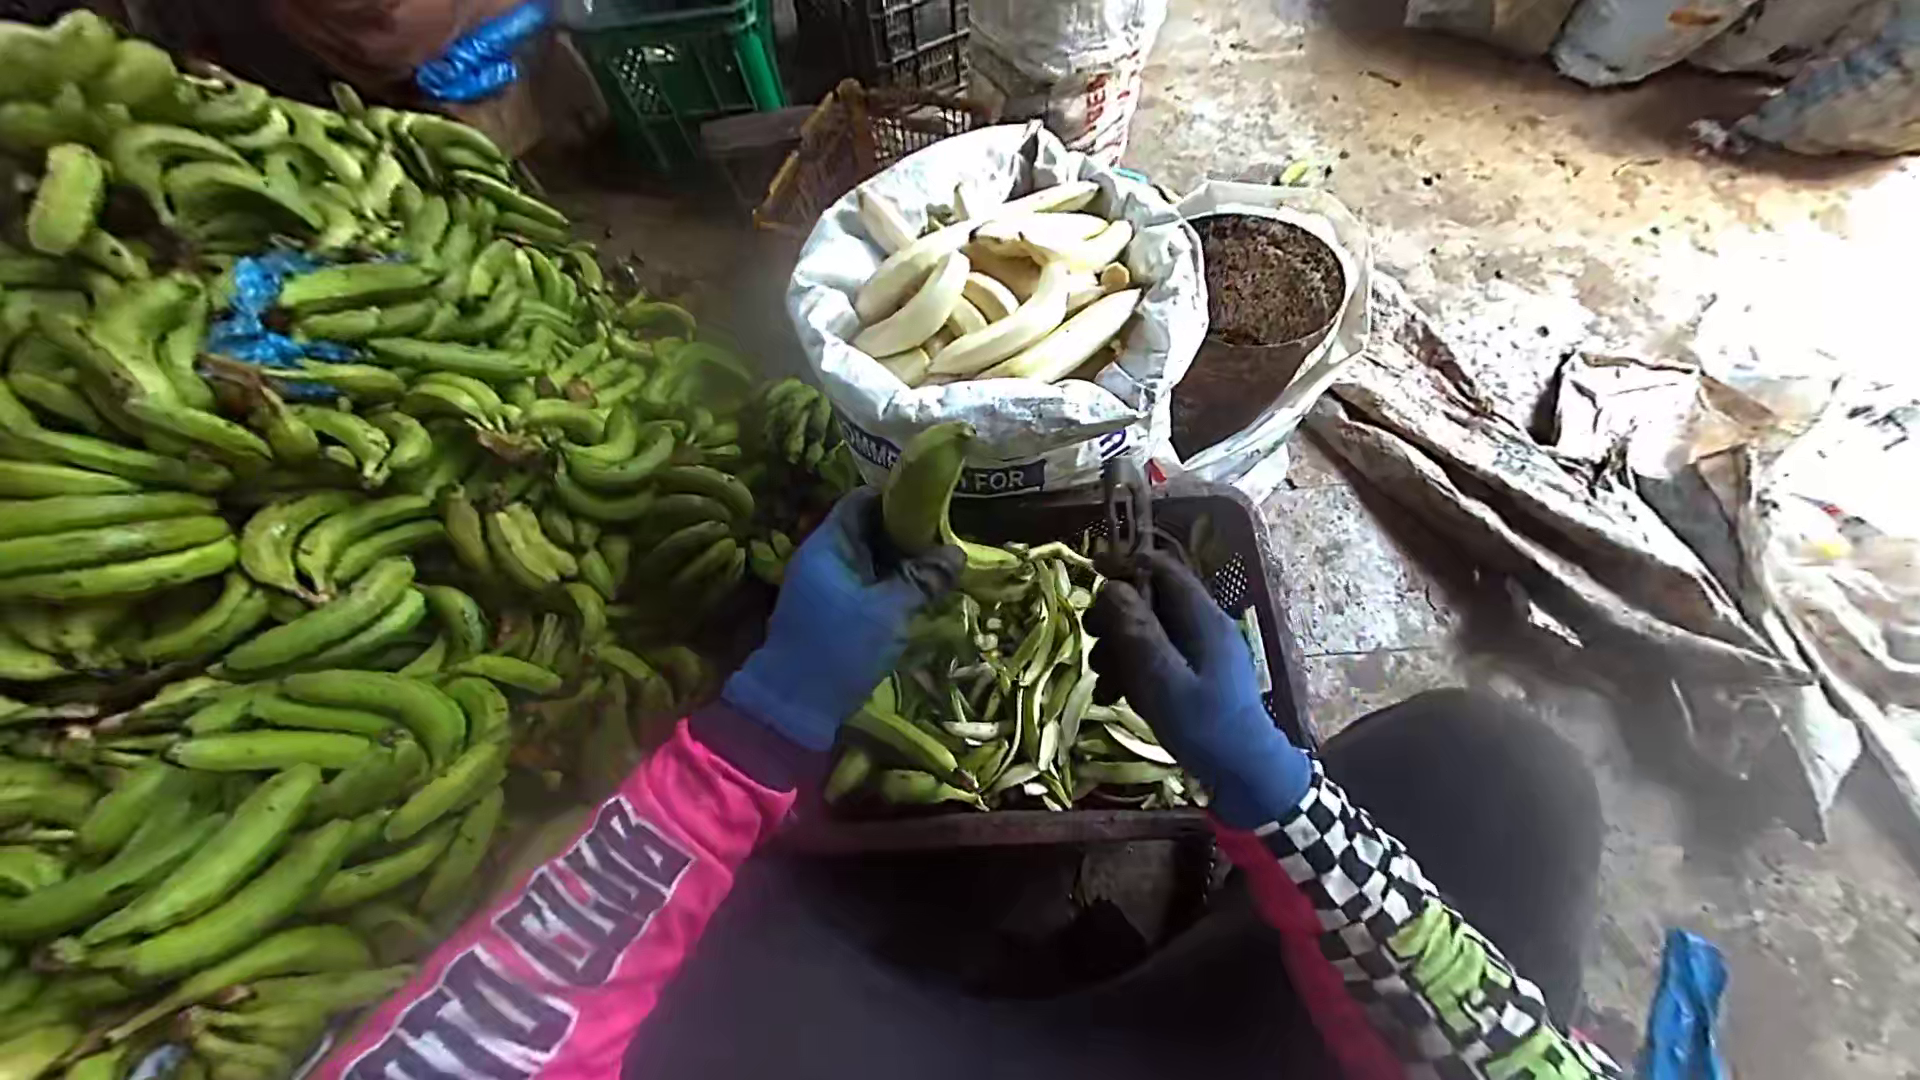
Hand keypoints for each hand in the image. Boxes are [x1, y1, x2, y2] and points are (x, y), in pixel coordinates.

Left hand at [723, 489, 962, 750]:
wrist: (794, 705)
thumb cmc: (839, 647)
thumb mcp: (889, 612)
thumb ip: (923, 579)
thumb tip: (958, 552)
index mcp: (829, 545)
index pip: (861, 500)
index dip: (895, 496)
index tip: (932, 500)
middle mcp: (825, 557)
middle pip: (869, 528)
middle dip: (907, 529)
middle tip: (946, 532)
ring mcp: (829, 583)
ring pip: (871, 557)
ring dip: (902, 557)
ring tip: (940, 557)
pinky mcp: (836, 607)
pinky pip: (869, 581)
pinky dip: (893, 580)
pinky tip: (921, 587)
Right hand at [1084, 552, 1309, 826]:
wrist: (1244, 776)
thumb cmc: (1207, 728)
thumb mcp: (1166, 681)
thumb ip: (1140, 633)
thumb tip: (1111, 587)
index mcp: (1202, 619)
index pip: (1162, 569)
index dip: (1126, 564)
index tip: (1092, 572)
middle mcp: (1199, 625)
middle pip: (1148, 597)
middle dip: (1114, 612)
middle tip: (1091, 636)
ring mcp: (1195, 649)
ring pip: (1144, 626)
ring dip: (1116, 643)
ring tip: (1101, 674)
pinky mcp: (1188, 670)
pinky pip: (1150, 653)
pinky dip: (1128, 665)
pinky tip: (1112, 692)